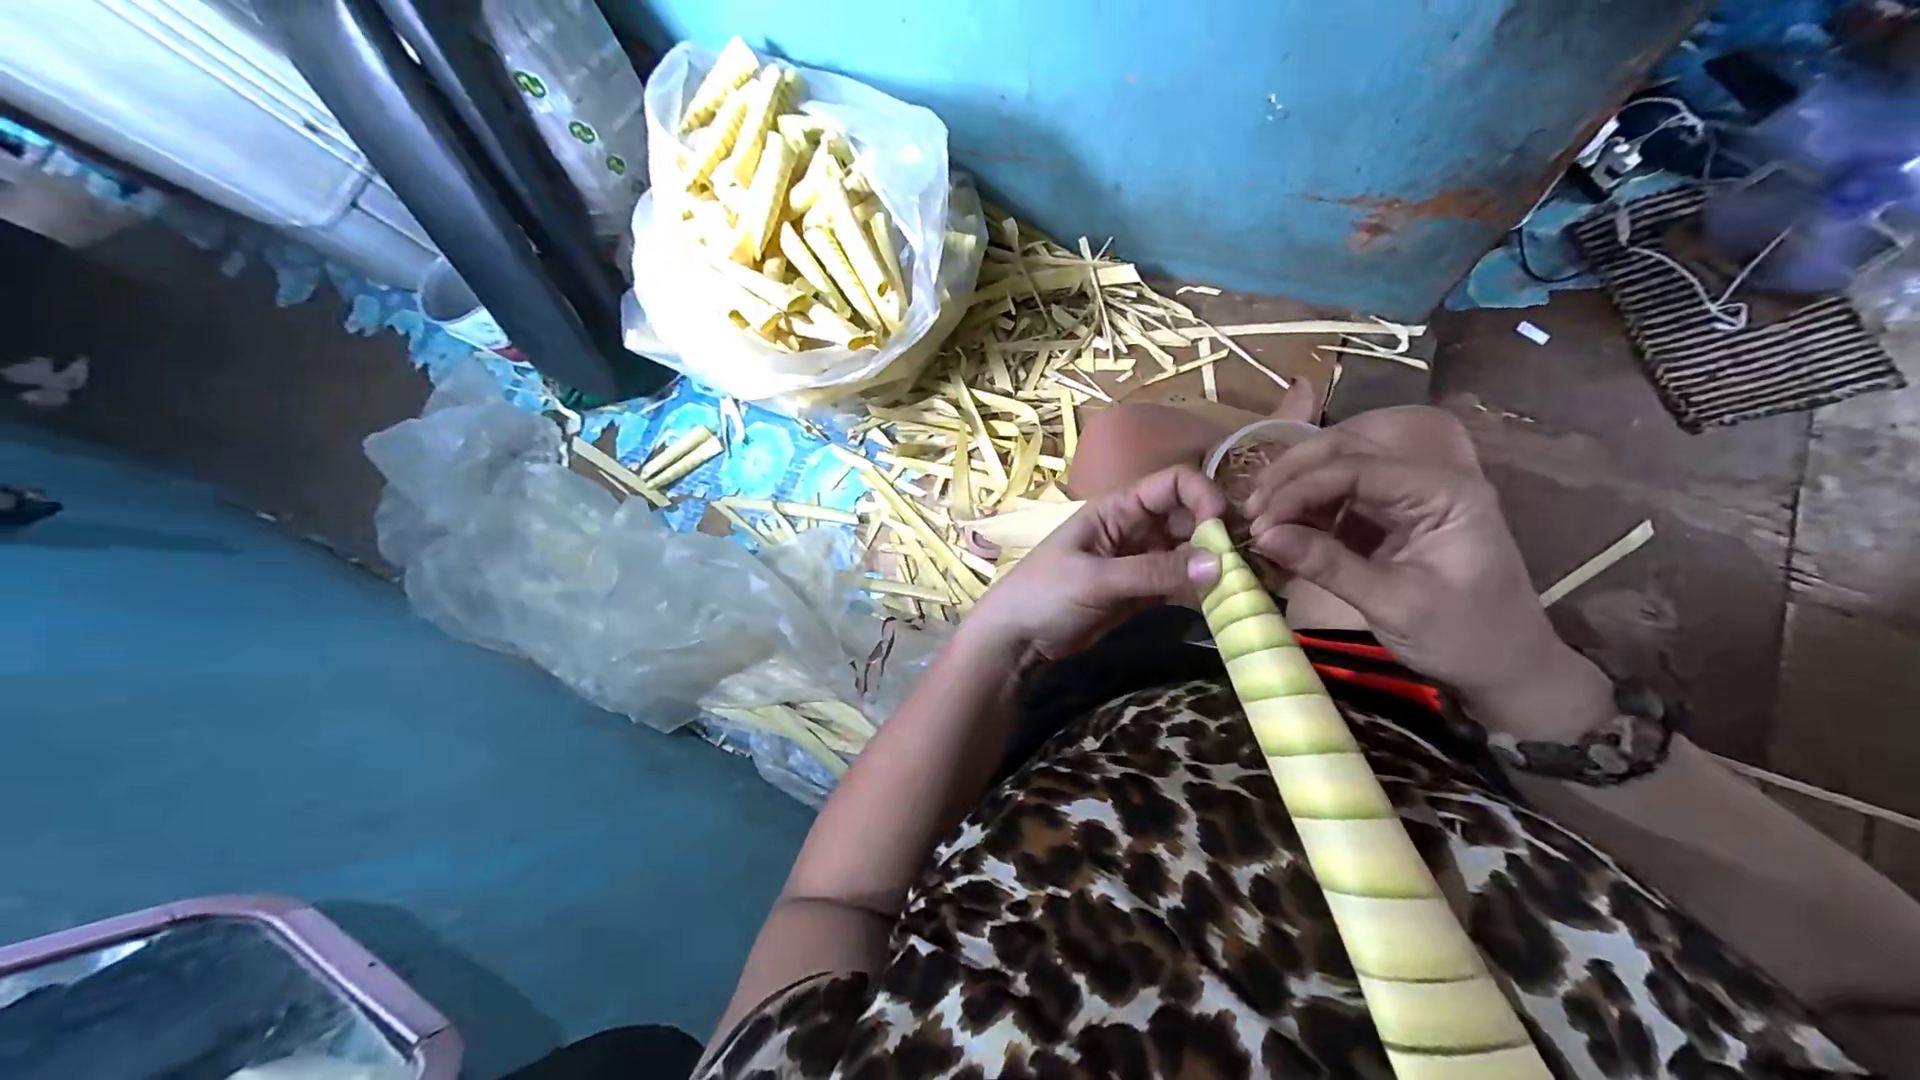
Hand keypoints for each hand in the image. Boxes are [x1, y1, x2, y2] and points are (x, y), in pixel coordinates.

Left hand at [965, 464, 1228, 663]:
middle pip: (1190, 519)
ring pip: (1190, 554)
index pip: (1173, 484)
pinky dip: (1201, 592)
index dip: (1204, 497)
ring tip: (1249, 587)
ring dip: (1216, 567)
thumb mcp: (1096, 578)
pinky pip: (1180, 584)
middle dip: (1219, 536)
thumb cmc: (1044, 594)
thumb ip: (1153, 571)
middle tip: (1251, 564)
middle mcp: (1135, 528)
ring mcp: (1140, 560)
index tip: (1224, 527)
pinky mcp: (1143, 592)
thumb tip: (1218, 563)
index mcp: (1118, 508)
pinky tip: (1225, 606)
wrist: (1016, 638)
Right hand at [1243, 429, 1613, 740]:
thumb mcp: (1391, 604)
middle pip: (1347, 451)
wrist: (1505, 668)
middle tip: (1250, 509)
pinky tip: (1279, 524)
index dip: (1301, 488)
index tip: (1260, 521)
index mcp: (1445, 493)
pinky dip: (1305, 506)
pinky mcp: (1390, 516)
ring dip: (1293, 485)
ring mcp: (1408, 496)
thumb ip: (1326, 565)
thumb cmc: (1461, 638)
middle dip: (1292, 475)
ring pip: (1338, 467)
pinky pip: (1339, 496)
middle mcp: (1426, 481)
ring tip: (1258, 515)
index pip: (1359, 468)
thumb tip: (1262, 536)